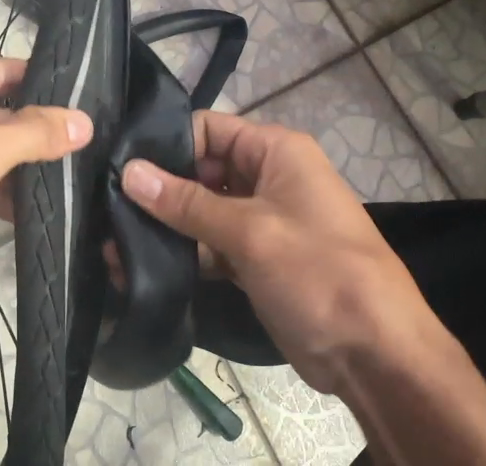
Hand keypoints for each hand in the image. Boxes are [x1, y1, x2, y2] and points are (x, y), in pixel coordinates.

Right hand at [120, 111, 425, 394]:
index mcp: (277, 151)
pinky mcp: (256, 258)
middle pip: (201, 168)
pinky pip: (211, 243)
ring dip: (166, 224)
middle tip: (108, 207)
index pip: (208, 129)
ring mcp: (263, 220)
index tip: (121, 168)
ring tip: (114, 241)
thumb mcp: (250, 232)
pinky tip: (140, 266)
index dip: (167, 145)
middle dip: (160, 187)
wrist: (377, 356)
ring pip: (202, 209)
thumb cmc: (319, 274)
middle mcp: (269, 176)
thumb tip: (128, 172)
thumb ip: (186, 202)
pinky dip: (183, 252)